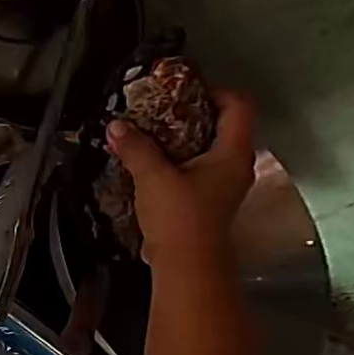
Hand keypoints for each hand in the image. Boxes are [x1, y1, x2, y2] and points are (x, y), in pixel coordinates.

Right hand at [106, 89, 256, 268]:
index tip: (182, 90)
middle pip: (222, 126)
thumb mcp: (154, 177)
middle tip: (158, 111)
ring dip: (180, 140)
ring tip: (149, 136)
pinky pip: (195, 168)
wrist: (186, 264)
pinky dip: (176, 160)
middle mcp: (235, 165)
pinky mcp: (207, 201)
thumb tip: (115, 125)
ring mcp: (223, 185)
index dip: (215, 91)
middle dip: (190, 115)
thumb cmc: (179, 217)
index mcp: (233, 153)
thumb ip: (136, 149)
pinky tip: (151, 164)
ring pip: (206, 149)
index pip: (238, 105)